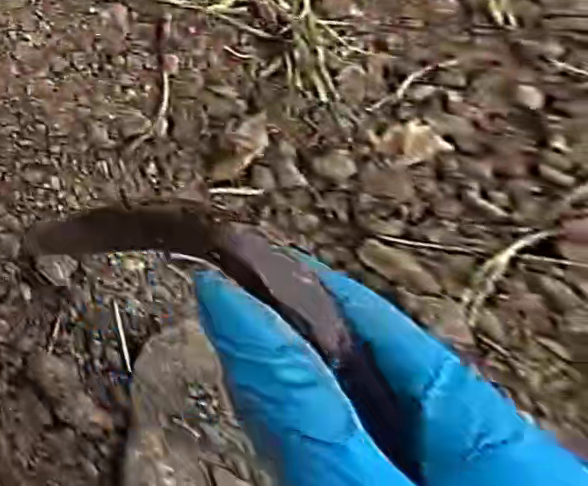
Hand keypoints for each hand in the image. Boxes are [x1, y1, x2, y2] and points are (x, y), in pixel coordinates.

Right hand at [195, 263, 587, 485]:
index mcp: (494, 435)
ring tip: (267, 433)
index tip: (215, 247)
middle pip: (363, 361)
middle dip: (284, 351)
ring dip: (295, 400)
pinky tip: (293, 456)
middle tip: (223, 356)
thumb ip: (290, 395)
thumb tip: (216, 289)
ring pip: (357, 404)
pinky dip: (314, 439)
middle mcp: (491, 448)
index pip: (372, 314)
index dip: (291, 274)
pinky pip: (363, 445)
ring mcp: (466, 474)